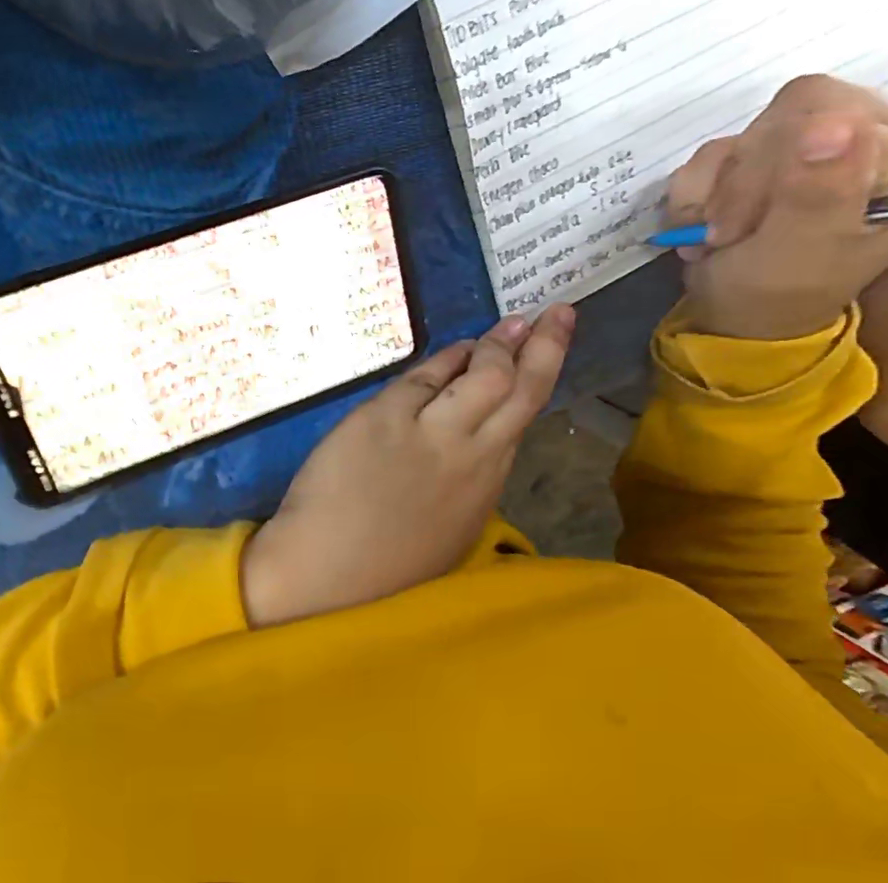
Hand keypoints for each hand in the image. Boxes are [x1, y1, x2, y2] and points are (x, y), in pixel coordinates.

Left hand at [241, 306, 573, 628]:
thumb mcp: (448, 528)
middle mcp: (471, 456)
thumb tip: (473, 438)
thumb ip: (465, 482)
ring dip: (497, 345)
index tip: (546, 350)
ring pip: (480, 377)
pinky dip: (442, 361)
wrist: (330, 574)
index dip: (538, 379)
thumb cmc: (384, 563)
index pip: (521, 420)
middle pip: (518, 390)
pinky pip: (422, 380)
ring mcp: (429, 435)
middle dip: (543, 347)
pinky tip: (455, 348)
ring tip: (509, 324)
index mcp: (486, 487)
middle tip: (556, 314)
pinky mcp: (384, 420)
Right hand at [664, 75, 887, 339]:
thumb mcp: (798, 250)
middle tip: (728, 228)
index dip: (770, 164)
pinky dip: (695, 190)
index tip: (744, 223)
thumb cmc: (777, 293)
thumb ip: (819, 191)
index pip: (831, 112)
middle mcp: (878, 141)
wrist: (735, 316)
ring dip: (712, 189)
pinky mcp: (771, 159)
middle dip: (740, 177)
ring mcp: (819, 148)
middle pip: (789, 111)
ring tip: (717, 234)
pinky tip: (704, 221)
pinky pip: (716, 151)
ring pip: (744, 134)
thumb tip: (832, 124)